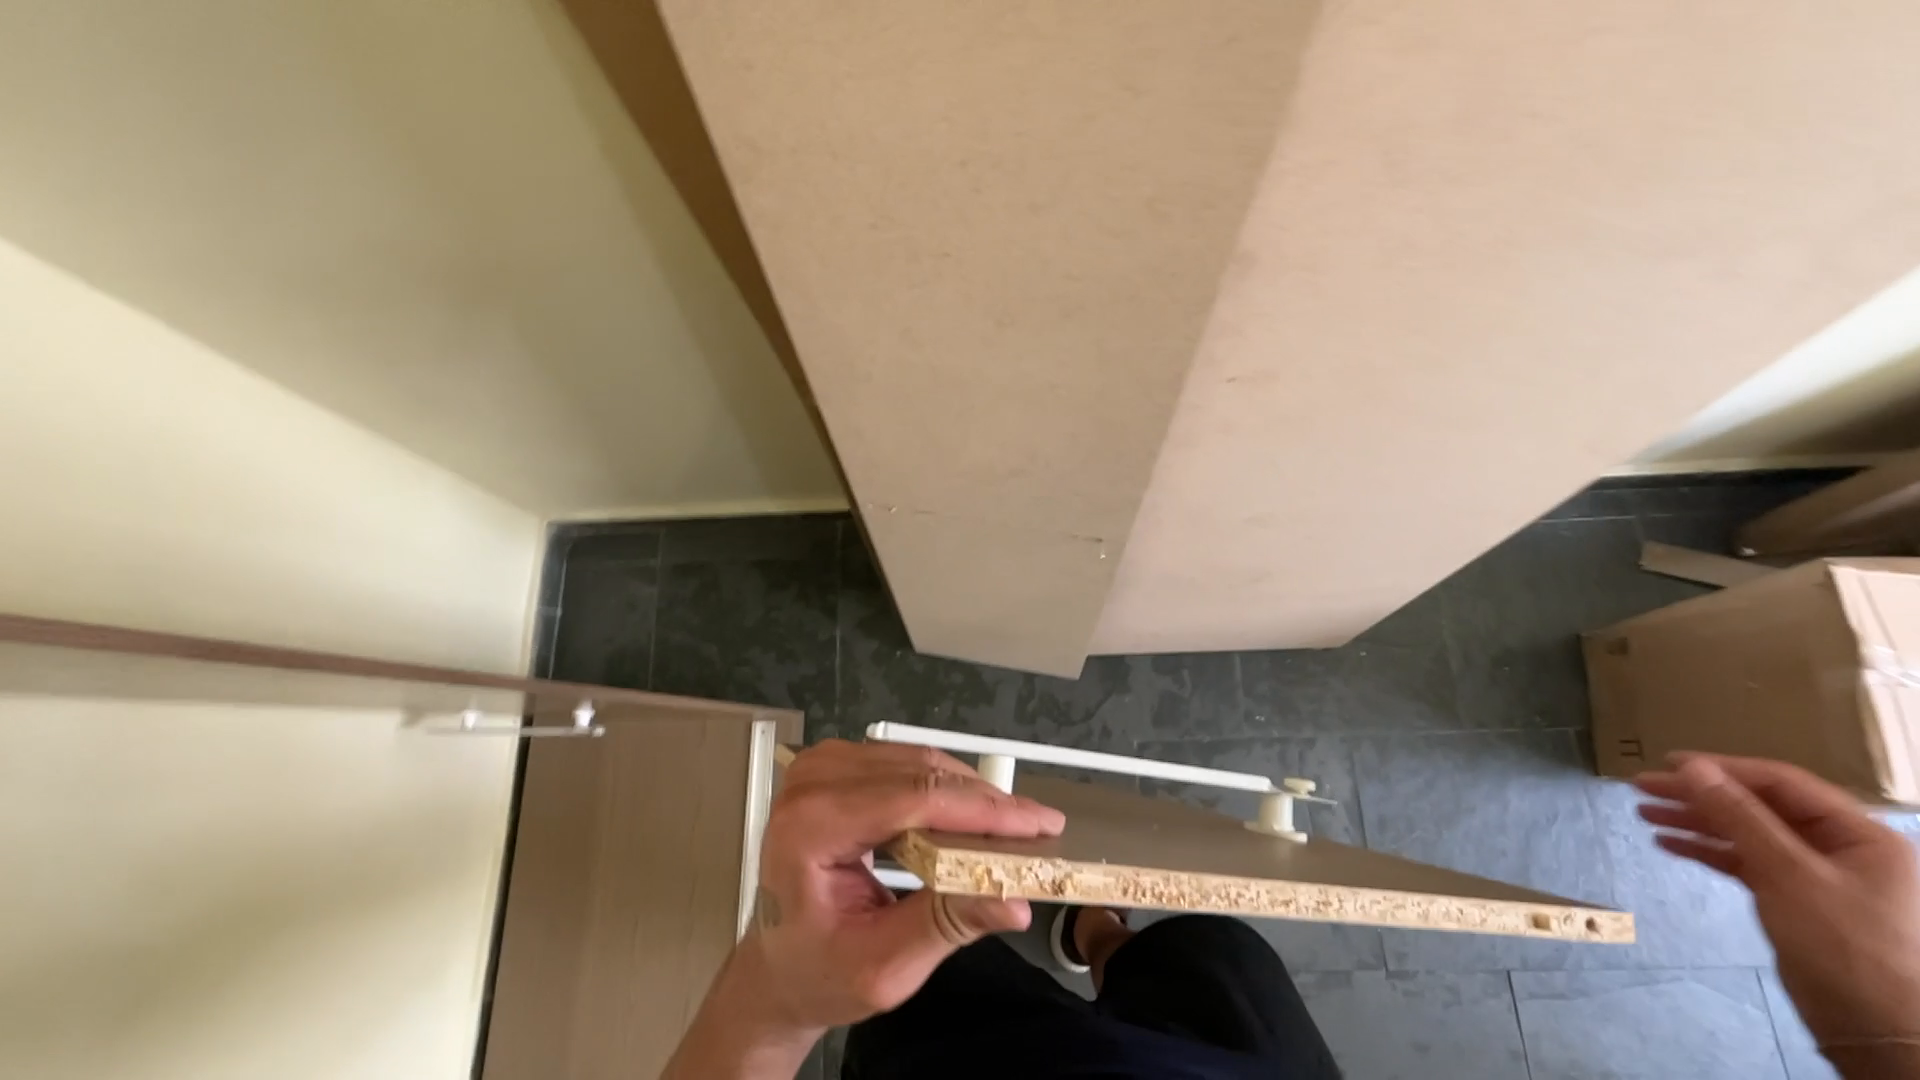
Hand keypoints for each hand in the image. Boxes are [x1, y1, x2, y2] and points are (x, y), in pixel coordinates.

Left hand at [663, 739, 1065, 1077]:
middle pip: (921, 774)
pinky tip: (975, 814)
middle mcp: (810, 784)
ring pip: (920, 761)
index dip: (982, 811)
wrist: (779, 964)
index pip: (913, 800)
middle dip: (987, 802)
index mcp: (809, 828)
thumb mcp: (883, 966)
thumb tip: (1012, 900)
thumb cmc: (816, 970)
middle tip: (1038, 829)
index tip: (1037, 825)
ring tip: (1014, 826)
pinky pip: (906, 763)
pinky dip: (947, 788)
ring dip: (971, 793)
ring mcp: (821, 768)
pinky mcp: (836, 767)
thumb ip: (946, 925)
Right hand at [1635, 754, 1919, 1058]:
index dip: (1724, 769)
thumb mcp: (1788, 872)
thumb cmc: (1841, 941)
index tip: (1668, 763)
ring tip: (1644, 814)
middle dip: (1699, 797)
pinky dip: (1707, 851)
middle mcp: (1839, 847)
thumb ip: (1740, 816)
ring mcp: (1816, 873)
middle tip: (1642, 787)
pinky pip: (1744, 861)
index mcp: (1858, 834)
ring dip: (1695, 822)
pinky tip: (1669, 845)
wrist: (1870, 1025)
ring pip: (1746, 833)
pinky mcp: (1794, 897)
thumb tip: (1693, 768)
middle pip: (1758, 807)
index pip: (1782, 784)